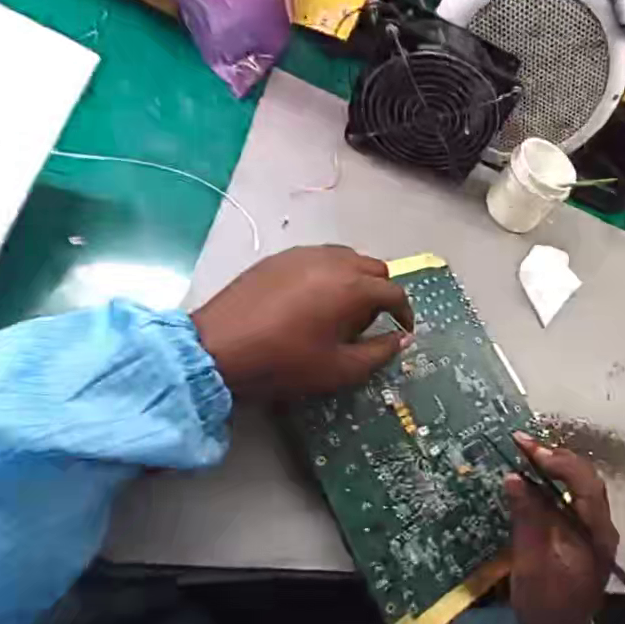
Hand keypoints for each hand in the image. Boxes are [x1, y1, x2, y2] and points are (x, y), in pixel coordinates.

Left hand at [191, 245, 413, 399]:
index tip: (401, 330)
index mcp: (353, 287)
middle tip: (368, 322)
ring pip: (346, 258)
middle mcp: (334, 261)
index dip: (404, 313)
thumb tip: (401, 339)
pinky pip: (318, 258)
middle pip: (374, 268)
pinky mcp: (280, 257)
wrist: (220, 347)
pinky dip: (328, 273)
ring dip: (355, 279)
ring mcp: (304, 254)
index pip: (394, 292)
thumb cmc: (285, 362)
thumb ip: (379, 352)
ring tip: (340, 308)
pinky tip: (312, 298)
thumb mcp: (339, 369)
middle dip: (380, 293)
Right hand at [504, 432, 618, 623]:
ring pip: (578, 486)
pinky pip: (568, 498)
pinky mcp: (579, 535)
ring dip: (553, 466)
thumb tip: (513, 477)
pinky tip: (531, 476)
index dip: (557, 461)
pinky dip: (551, 482)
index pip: (585, 483)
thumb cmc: (546, 604)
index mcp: (598, 533)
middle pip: (585, 479)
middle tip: (521, 442)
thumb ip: (527, 518)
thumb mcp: (532, 562)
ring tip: (525, 451)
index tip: (527, 449)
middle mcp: (601, 527)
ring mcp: (592, 531)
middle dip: (554, 457)